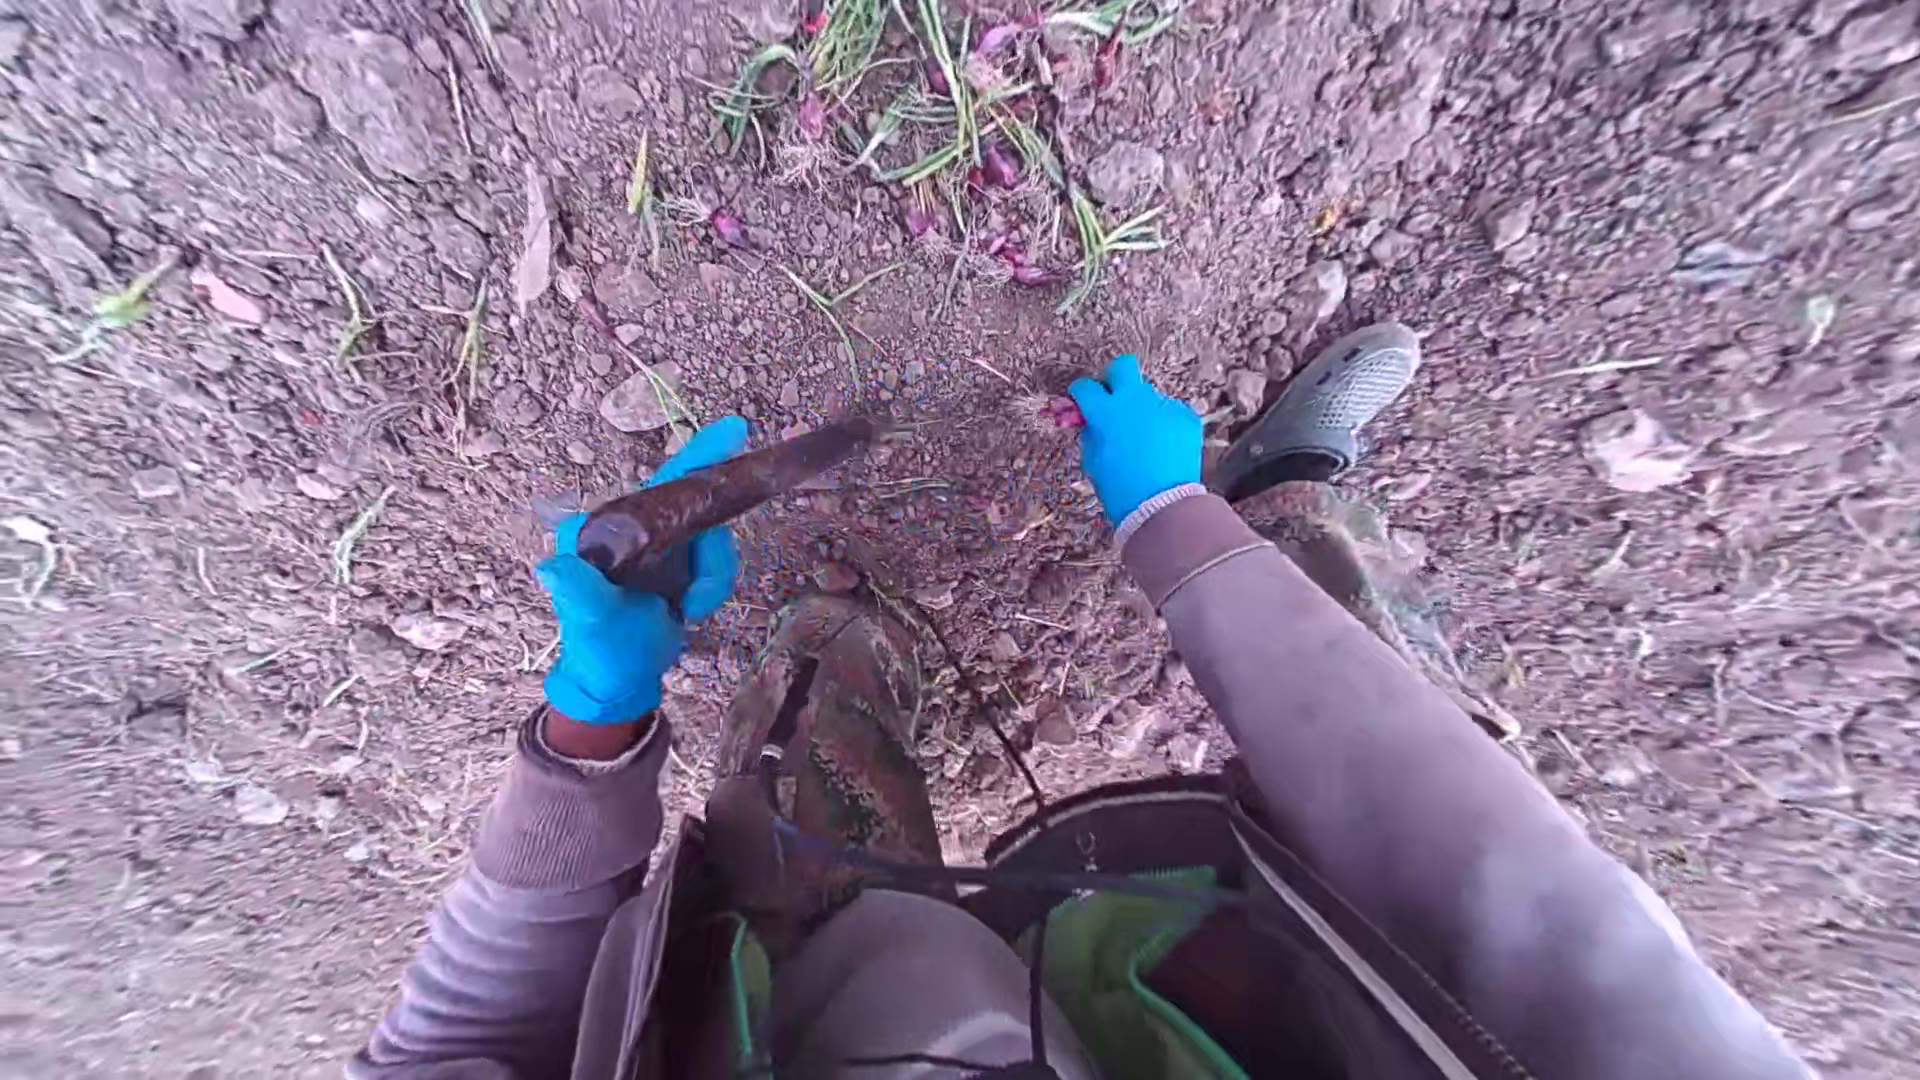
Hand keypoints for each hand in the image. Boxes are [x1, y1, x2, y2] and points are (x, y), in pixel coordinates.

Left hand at [537, 417, 748, 725]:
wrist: (624, 678)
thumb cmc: (602, 651)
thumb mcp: (591, 625)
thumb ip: (579, 596)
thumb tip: (553, 566)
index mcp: (609, 531)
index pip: (661, 486)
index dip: (699, 457)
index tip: (734, 431)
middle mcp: (638, 528)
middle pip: (702, 514)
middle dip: (710, 556)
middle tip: (698, 596)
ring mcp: (665, 545)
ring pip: (716, 541)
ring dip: (714, 577)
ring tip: (692, 608)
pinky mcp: (684, 563)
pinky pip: (720, 561)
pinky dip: (715, 586)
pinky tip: (693, 609)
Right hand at [1068, 355, 1201, 523]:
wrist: (1163, 505)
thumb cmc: (1121, 489)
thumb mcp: (1094, 463)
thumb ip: (1092, 435)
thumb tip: (1093, 423)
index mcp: (1107, 413)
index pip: (1086, 388)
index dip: (1080, 392)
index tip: (1081, 399)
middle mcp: (1136, 400)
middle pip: (1123, 367)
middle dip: (1114, 378)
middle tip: (1112, 399)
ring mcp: (1164, 406)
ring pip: (1148, 396)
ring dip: (1141, 410)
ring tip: (1143, 439)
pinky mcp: (1185, 416)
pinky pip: (1169, 412)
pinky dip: (1162, 425)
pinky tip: (1162, 447)